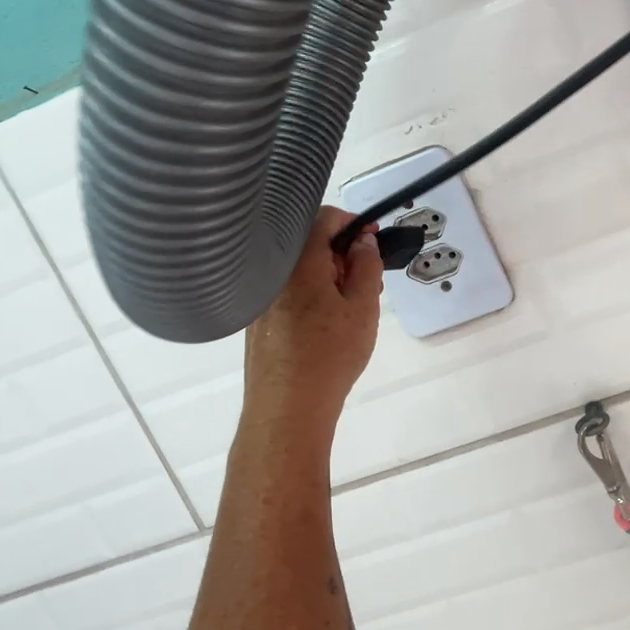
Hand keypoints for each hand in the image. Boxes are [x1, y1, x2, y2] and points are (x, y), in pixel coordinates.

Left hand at [243, 206, 383, 423]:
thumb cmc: (330, 356)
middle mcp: (272, 274)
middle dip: (342, 252)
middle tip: (369, 278)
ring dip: (327, 274)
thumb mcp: (363, 308)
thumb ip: (367, 266)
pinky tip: (326, 323)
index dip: (351, 223)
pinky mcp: (257, 321)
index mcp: (298, 264)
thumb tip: (363, 241)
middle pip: (308, 243)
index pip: (322, 218)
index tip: (372, 239)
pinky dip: (310, 294)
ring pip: (298, 270)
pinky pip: (286, 292)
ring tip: (352, 305)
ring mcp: (261, 299)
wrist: (287, 412)